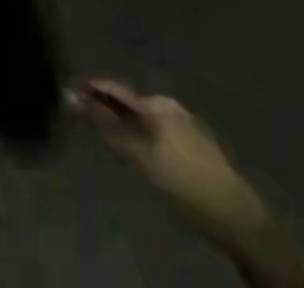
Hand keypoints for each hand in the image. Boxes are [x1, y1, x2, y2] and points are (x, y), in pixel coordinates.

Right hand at [74, 79, 274, 250]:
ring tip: (105, 132)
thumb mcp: (138, 154)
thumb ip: (105, 124)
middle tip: (83, 116)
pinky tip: (135, 147)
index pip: (114, 88)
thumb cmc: (181, 181)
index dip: (89, 88)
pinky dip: (140, 131)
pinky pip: (157, 127)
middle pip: (129, 101)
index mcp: (156, 104)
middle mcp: (170, 105)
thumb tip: (73, 97)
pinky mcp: (194, 140)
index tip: (68, 91)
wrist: (235, 214)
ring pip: (143, 115)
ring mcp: (185, 122)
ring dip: (123, 120)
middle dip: (106, 105)